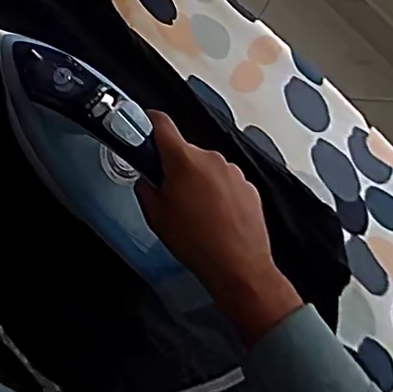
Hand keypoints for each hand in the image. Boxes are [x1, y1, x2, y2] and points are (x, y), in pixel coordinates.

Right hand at [136, 109, 304, 342]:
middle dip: (174, 166)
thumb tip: (146, 178)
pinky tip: (215, 216)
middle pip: (184, 150)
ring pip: (205, 166)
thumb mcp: (155, 215)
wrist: (240, 269)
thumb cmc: (195, 242)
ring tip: (196, 210)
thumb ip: (145, 187)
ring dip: (197, 179)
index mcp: (183, 160)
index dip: (149, 121)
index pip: (162, 122)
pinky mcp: (249, 186)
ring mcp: (233, 171)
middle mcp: (210, 158)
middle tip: (170, 192)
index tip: (143, 127)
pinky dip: (217, 191)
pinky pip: (224, 180)